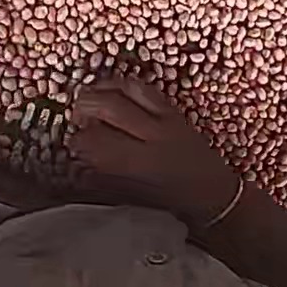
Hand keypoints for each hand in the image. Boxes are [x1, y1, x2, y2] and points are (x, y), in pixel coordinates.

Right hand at [70, 76, 240, 225]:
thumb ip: (104, 178)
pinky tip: (113, 93)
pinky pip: (145, 88)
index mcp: (141, 163)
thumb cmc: (170, 201)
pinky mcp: (174, 110)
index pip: (97, 140)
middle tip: (76, 117)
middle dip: (83, 106)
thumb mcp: (134, 196)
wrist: (213, 192)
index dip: (78, 140)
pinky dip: (123, 85)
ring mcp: (166, 118)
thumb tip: (76, 165)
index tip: (73, 145)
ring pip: (126, 87)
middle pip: (108, 105)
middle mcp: (153, 135)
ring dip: (101, 88)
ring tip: (91, 98)